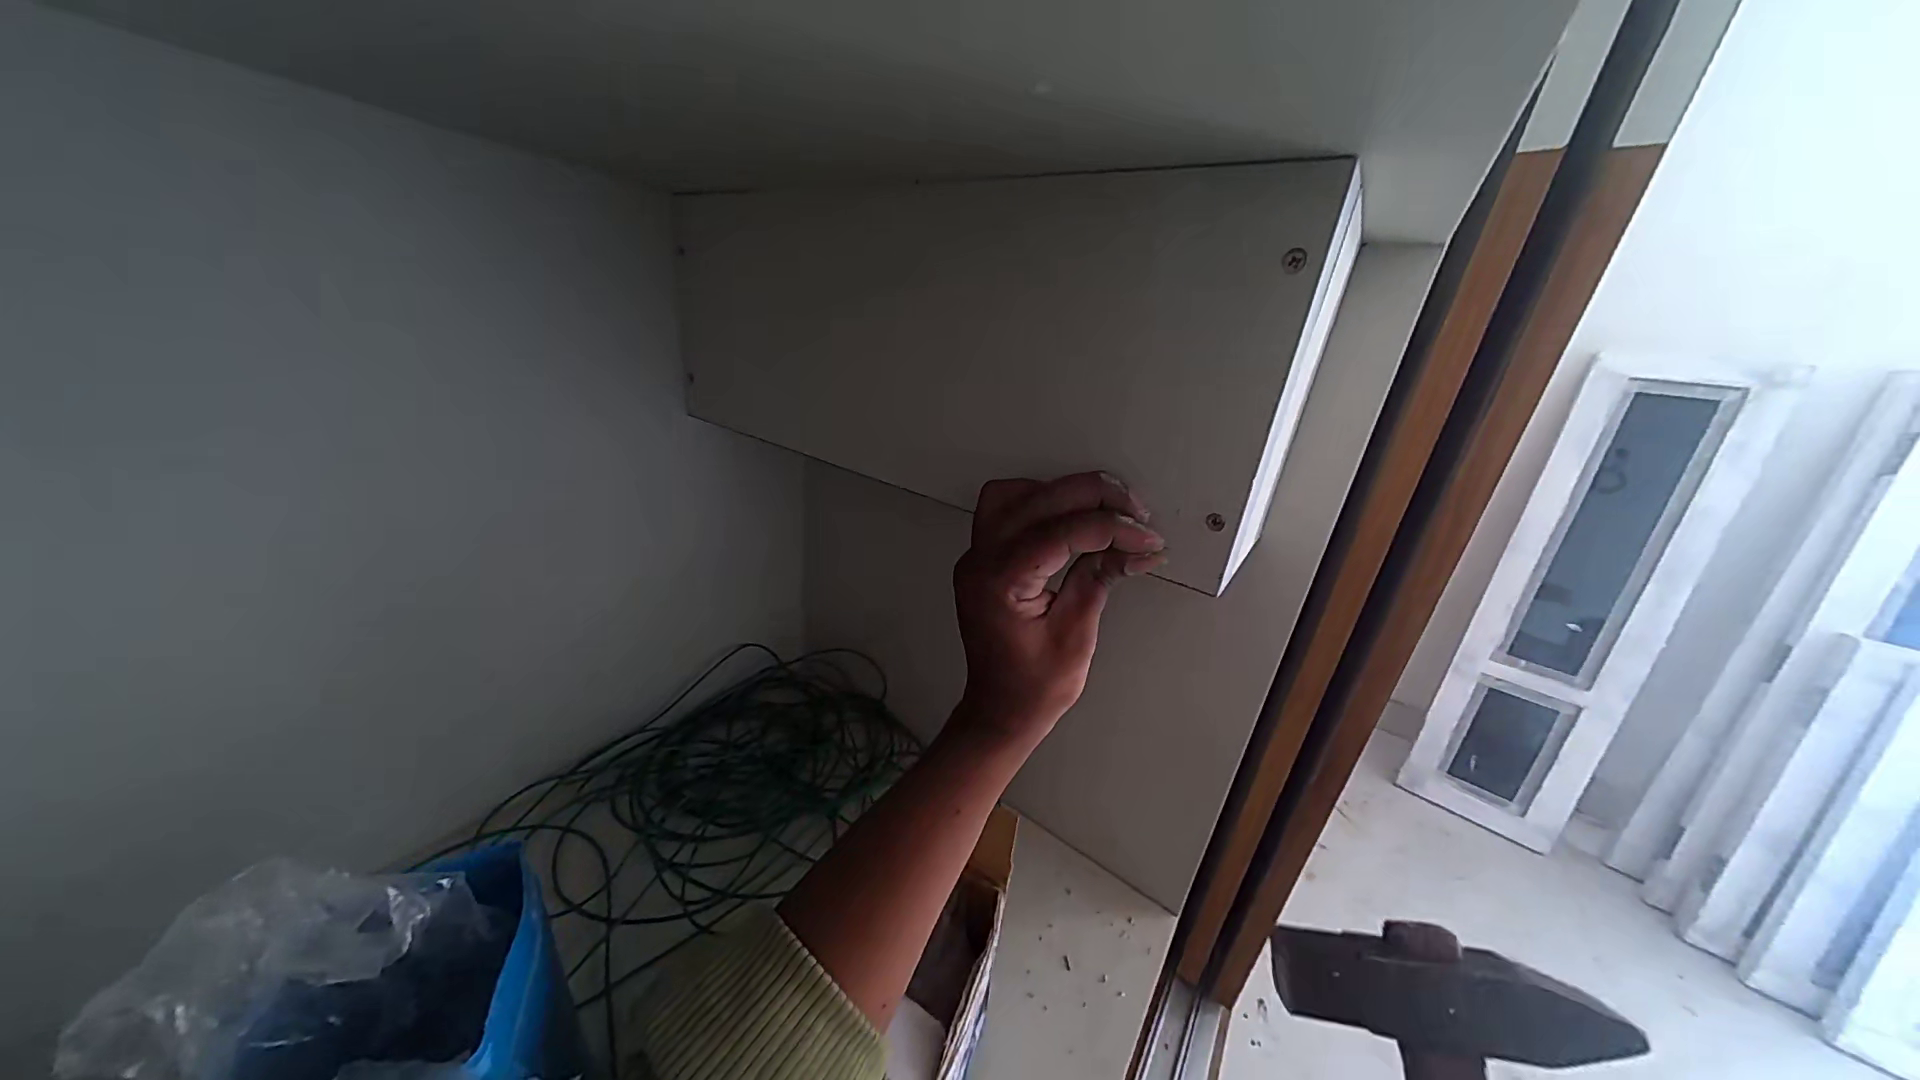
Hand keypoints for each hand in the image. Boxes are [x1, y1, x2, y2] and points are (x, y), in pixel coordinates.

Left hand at [949, 472, 1165, 750]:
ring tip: (1105, 508)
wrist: (1000, 708)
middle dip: (1093, 496)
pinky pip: (1005, 509)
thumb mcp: (1076, 634)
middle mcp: (979, 561)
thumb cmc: (1032, 687)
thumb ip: (1100, 579)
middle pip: (1037, 498)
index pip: (1061, 531)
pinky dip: (1040, 502)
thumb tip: (1136, 548)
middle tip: (1135, 512)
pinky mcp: (983, 559)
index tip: (1147, 537)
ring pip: (1013, 493)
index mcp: (999, 582)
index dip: (1112, 527)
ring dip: (1060, 491)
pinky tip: (1070, 517)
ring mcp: (975, 557)